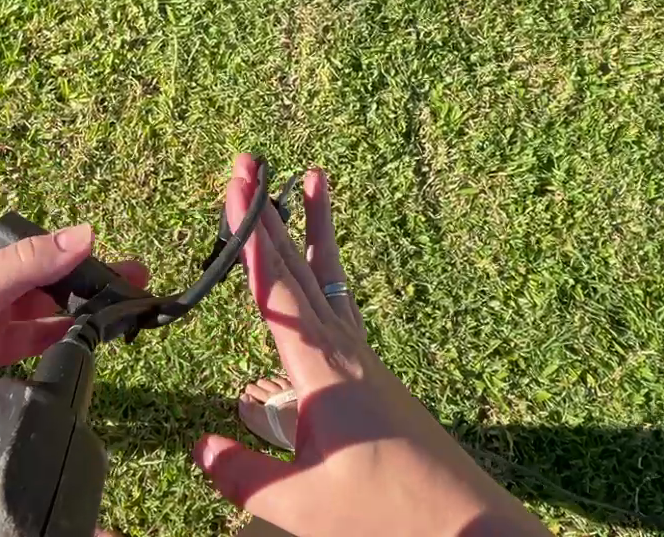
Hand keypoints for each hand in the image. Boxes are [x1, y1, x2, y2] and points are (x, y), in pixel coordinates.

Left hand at [0, 224, 148, 502]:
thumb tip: (85, 232)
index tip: (127, 273)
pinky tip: (78, 357)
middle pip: (46, 289)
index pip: (41, 258)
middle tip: (139, 297)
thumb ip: (20, 268)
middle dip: (90, 289)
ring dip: (78, 320)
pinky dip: (53, 353)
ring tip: (123, 325)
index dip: (83, 262)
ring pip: (41, 323)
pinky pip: (24, 359)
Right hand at [193, 155, 549, 536]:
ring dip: (309, 225)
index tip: (236, 185)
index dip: (249, 231)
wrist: (466, 527)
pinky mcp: (369, 368)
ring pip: (324, 272)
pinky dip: (326, 269)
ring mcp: (358, 352)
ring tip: (311, 177)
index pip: (273, 281)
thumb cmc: (384, 513)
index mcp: (317, 363)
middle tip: (250, 163)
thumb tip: (197, 446)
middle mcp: (338, 344)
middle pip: (295, 262)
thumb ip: (242, 474)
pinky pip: (340, 300)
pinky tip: (320, 267)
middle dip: (268, 211)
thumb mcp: (302, 502)